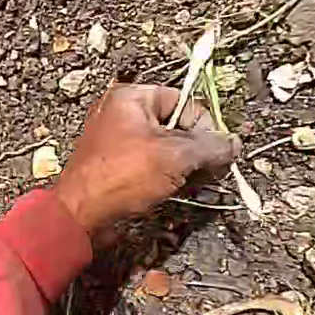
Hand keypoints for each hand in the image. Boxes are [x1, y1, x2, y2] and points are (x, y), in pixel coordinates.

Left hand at [54, 83, 240, 238]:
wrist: (80, 216)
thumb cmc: (123, 177)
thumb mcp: (174, 157)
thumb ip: (210, 147)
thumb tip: (235, 144)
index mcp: (132, 98)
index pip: (183, 101)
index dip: (205, 125)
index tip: (217, 151)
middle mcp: (123, 113)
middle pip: (176, 125)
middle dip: (196, 149)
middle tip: (209, 170)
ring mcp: (118, 141)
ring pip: (165, 147)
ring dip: (183, 165)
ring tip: (191, 183)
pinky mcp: (116, 166)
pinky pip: (150, 164)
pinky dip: (166, 175)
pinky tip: (175, 190)